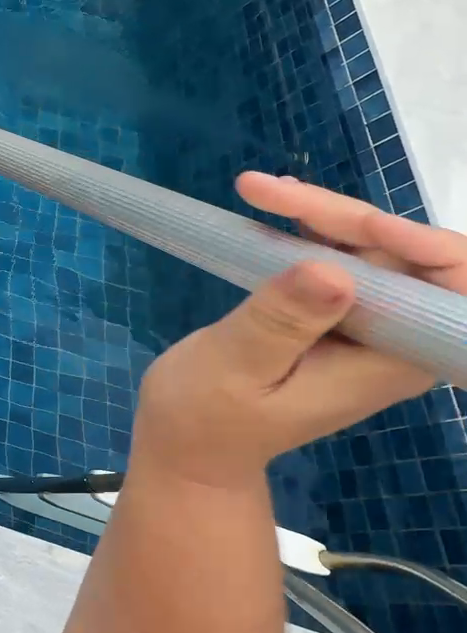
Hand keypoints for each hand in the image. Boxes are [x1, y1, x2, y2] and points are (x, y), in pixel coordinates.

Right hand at [130, 172, 457, 488]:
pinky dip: (309, 230)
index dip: (413, 243)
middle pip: (409, 258)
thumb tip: (332, 270)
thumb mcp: (235, 364)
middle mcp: (398, 339)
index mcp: (393, 359)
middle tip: (258, 189)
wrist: (192, 442)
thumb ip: (282, 321)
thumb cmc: (208, 412)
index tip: (344, 221)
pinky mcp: (335, 318)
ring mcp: (369, 327)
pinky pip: (343, 262)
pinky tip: (270, 211)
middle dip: (345, 215)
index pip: (451, 288)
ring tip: (255, 190)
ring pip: (374, 252)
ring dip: (322, 215)